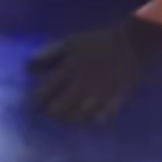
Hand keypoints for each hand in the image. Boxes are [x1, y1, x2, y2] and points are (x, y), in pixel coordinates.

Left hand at [27, 16, 161, 120]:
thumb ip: (47, 54)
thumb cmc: (97, 42)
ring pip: (79, 114)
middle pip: (59, 109)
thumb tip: (27, 69)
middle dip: (51, 113)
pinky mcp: (117, 96)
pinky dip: (94, 119)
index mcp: (68, 70)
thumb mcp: (68, 43)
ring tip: (66, 117)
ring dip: (69, 118)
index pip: (44, 93)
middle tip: (49, 113)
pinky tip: (90, 119)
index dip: (35, 103)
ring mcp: (100, 92)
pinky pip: (104, 114)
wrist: (134, 41)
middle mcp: (81, 84)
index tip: (33, 107)